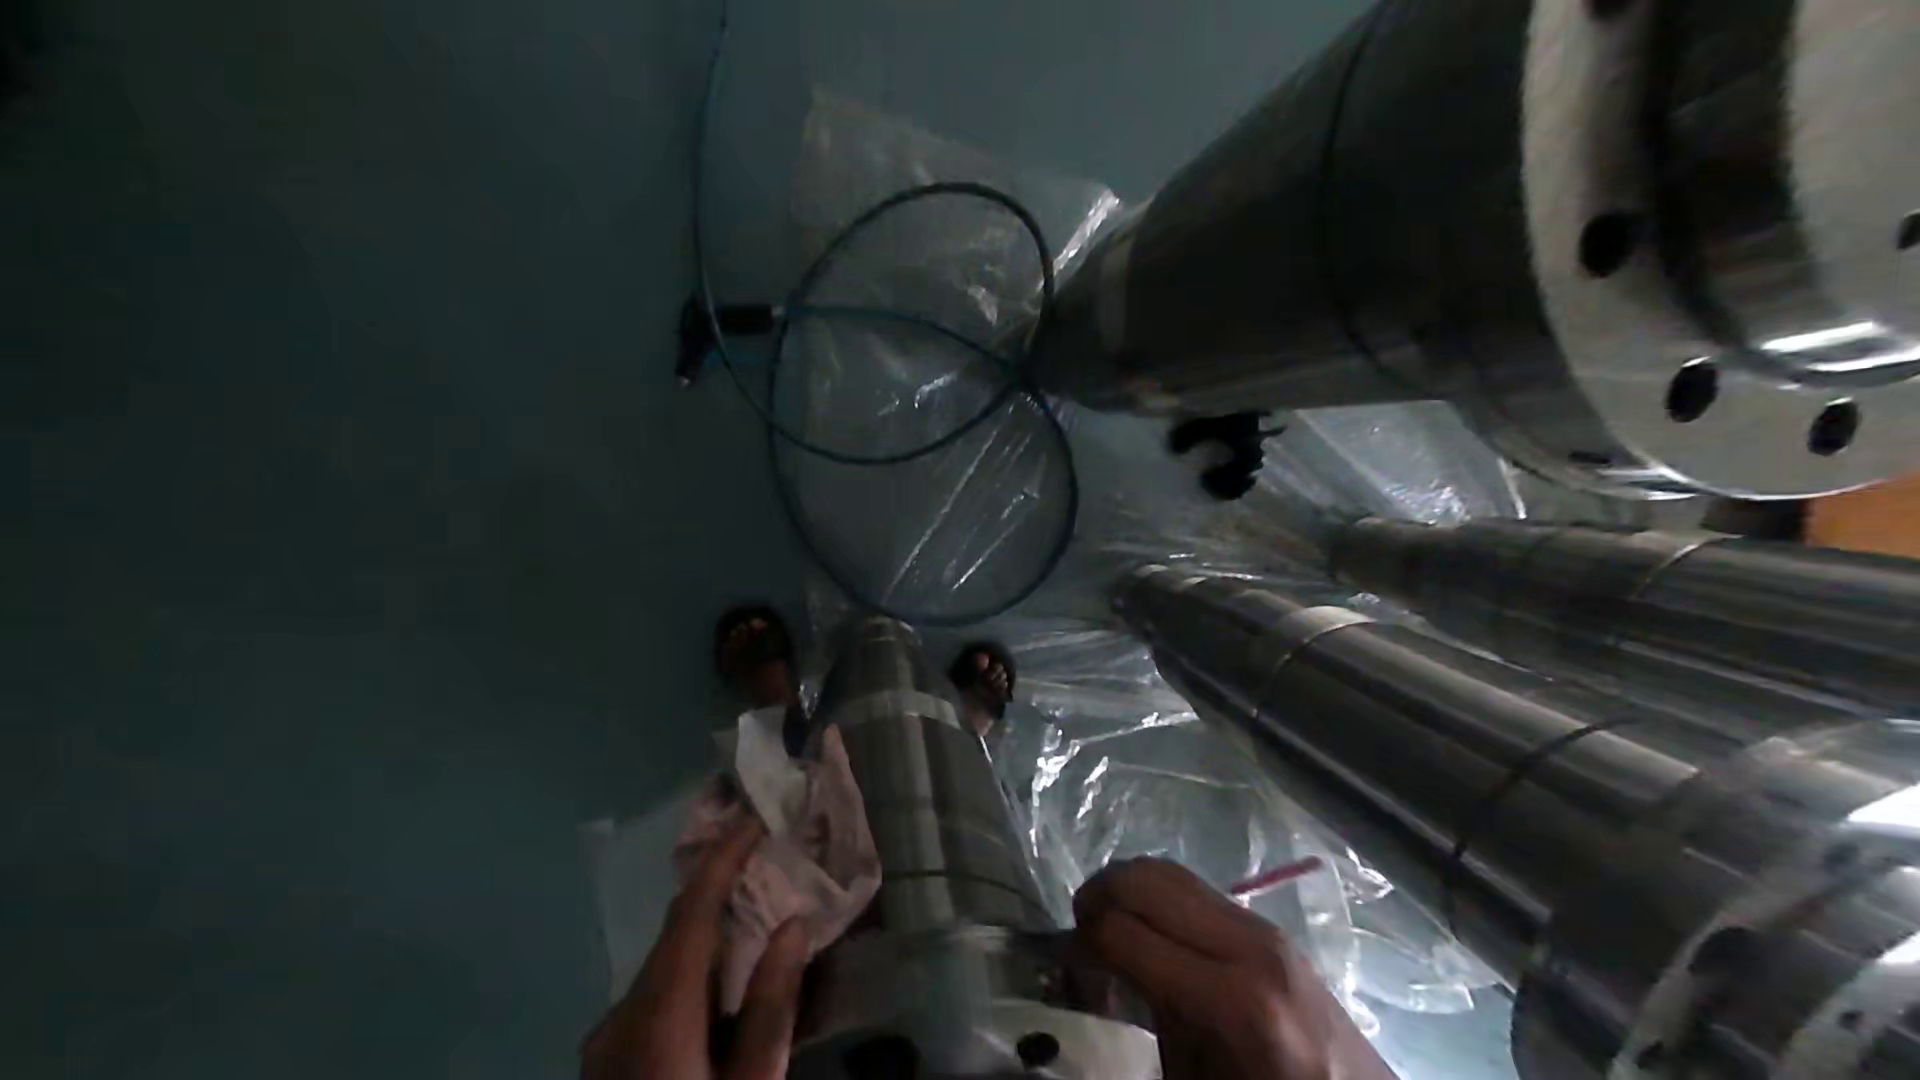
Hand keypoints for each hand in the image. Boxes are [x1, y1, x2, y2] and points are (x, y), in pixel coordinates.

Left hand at [582, 819, 808, 1079]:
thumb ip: (771, 1006)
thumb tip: (793, 925)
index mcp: (658, 1017)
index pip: (691, 912)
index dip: (724, 858)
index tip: (755, 820)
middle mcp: (621, 1015)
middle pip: (673, 931)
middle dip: (717, 885)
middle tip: (764, 854)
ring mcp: (605, 1039)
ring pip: (662, 960)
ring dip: (704, 927)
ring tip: (752, 903)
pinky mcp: (604, 1058)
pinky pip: (651, 990)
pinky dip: (687, 964)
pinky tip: (717, 974)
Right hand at [1074, 858, 1375, 1079]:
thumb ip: (1141, 1016)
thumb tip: (1085, 970)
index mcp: (1230, 1003)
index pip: (1124, 934)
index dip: (1082, 942)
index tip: (1065, 959)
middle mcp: (1246, 946)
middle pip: (1143, 882)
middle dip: (1097, 896)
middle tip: (1079, 928)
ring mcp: (1261, 927)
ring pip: (1166, 870)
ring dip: (1124, 885)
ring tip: (1106, 917)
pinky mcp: (1266, 923)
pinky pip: (1193, 885)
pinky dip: (1155, 892)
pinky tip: (1146, 923)